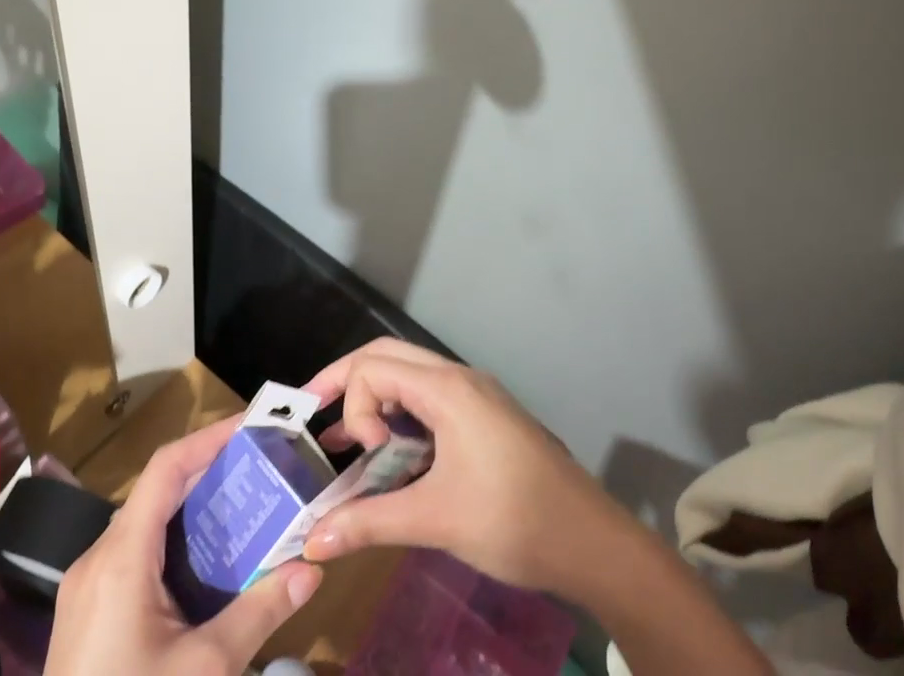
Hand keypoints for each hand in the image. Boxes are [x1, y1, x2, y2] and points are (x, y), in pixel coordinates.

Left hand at [45, 419, 323, 675]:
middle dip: (208, 475)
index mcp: (122, 557)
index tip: (251, 427)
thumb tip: (311, 570)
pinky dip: (171, 544)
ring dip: (191, 512)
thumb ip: (258, 612)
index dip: (208, 439)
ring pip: (143, 526)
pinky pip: (131, 555)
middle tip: (261, 471)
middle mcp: (98, 558)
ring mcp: (86, 584)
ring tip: (243, 511)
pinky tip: (205, 566)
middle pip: (155, 494)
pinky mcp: (86, 609)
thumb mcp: (206, 668)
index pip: (165, 470)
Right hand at [300, 339, 623, 594]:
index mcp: (448, 389)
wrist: (593, 544)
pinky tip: (388, 458)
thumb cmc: (514, 521)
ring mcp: (477, 399)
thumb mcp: (434, 519)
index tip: (365, 454)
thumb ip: (367, 522)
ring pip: (409, 380)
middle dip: (346, 383)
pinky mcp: (486, 421)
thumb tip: (310, 542)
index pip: (374, 368)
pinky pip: (430, 404)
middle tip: (312, 413)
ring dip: (374, 403)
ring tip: (342, 441)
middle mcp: (461, 380)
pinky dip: (400, 420)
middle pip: (388, 358)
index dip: (353, 407)